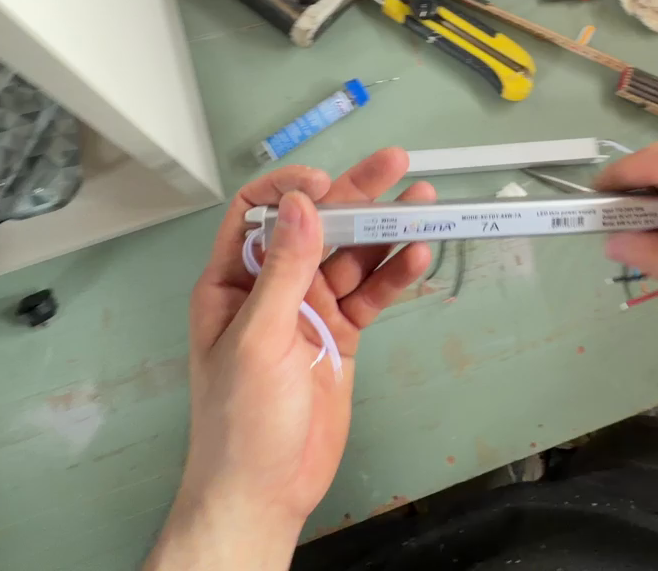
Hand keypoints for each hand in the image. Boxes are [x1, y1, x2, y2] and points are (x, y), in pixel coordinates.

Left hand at [148, 147, 434, 569]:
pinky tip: (418, 255)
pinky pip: (370, 293)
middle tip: (396, 165)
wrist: (268, 491)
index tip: (328, 185)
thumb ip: (283, 269)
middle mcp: (274, 284)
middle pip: (317, 225)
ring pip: (351, 255)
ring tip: (423, 201)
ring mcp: (311, 307)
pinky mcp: (342, 331)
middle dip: (355, 195)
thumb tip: (300, 202)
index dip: (290, 190)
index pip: (257, 211)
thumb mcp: (258, 338)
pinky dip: (393, 274)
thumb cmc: (243, 418)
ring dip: (385, 229)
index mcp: (235, 279)